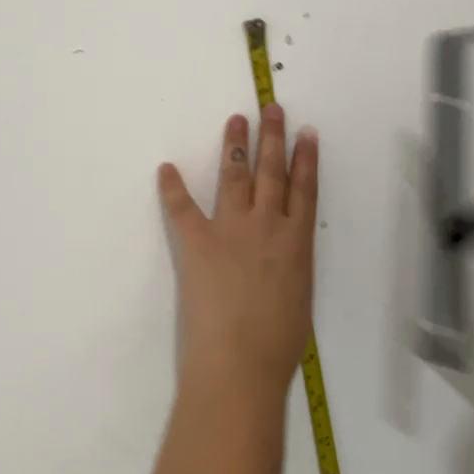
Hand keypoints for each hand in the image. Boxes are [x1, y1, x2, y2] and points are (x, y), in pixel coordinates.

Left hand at [157, 104, 319, 393]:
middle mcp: (267, 225)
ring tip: (236, 120)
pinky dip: (173, 187)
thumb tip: (284, 257)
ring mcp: (231, 230)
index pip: (305, 189)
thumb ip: (292, 268)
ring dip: (235, 145)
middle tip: (271, 109)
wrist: (240, 365)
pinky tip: (166, 167)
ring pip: (236, 176)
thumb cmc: (278, 344)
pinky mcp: (197, 242)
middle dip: (272, 137)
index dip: (306, 158)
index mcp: (297, 242)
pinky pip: (182, 208)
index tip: (306, 133)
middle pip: (272, 171)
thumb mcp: (300, 297)